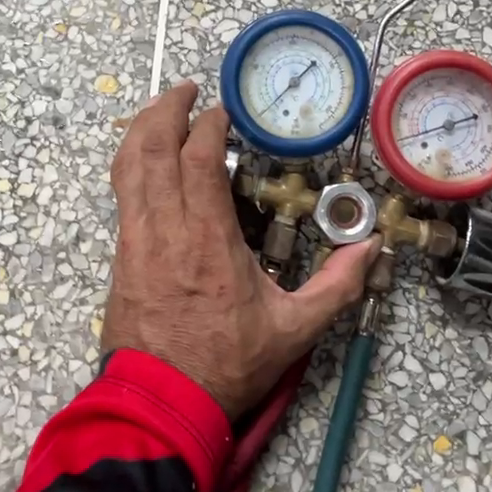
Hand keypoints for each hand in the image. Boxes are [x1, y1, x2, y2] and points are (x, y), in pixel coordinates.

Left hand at [102, 81, 378, 417]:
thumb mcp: (293, 330)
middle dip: (166, 109)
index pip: (199, 158)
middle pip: (153, 147)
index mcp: (207, 237)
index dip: (208, 124)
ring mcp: (135, 237)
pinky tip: (144, 156)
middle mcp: (164, 227)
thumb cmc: (226, 363)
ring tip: (161, 109)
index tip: (224, 111)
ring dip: (142, 128)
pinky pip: (120, 191)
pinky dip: (131, 160)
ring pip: (128, 165)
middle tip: (186, 90)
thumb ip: (336, 285)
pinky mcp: (120, 252)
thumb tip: (371, 246)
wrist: (161, 402)